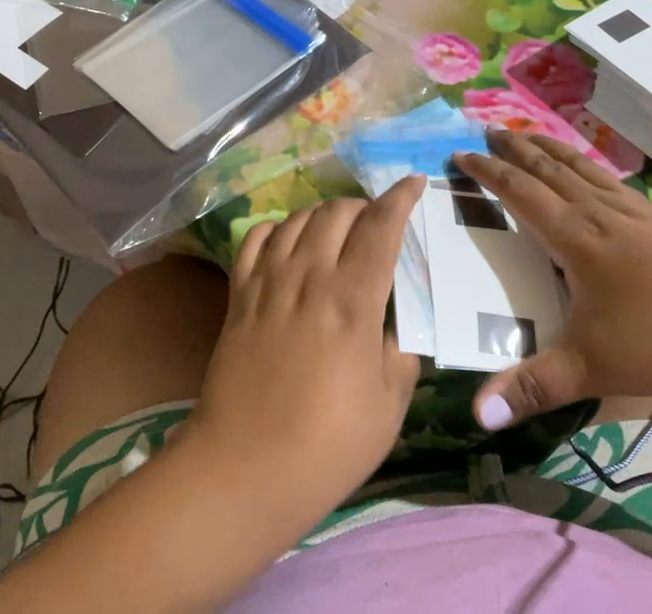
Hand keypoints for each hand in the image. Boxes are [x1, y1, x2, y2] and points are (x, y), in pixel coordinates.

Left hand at [188, 178, 425, 520]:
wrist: (243, 468)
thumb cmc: (329, 444)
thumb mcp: (390, 402)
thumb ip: (400, 349)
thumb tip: (394, 323)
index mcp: (352, 300)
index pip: (380, 226)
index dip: (401, 198)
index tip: (414, 183)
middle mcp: (308, 277)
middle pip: (336, 212)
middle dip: (364, 206)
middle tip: (379, 224)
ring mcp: (267, 284)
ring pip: (296, 219)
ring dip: (323, 215)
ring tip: (337, 232)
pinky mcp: (237, 297)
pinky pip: (256, 240)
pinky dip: (278, 229)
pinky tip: (289, 242)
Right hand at [452, 132, 651, 430]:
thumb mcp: (592, 369)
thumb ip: (533, 388)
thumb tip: (479, 416)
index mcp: (578, 238)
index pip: (522, 194)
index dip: (489, 173)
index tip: (462, 154)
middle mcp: (605, 215)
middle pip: (553, 169)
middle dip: (517, 148)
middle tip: (489, 129)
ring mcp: (640, 215)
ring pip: (586, 170)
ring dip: (553, 150)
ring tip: (532, 136)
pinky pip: (614, 184)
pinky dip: (590, 169)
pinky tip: (596, 178)